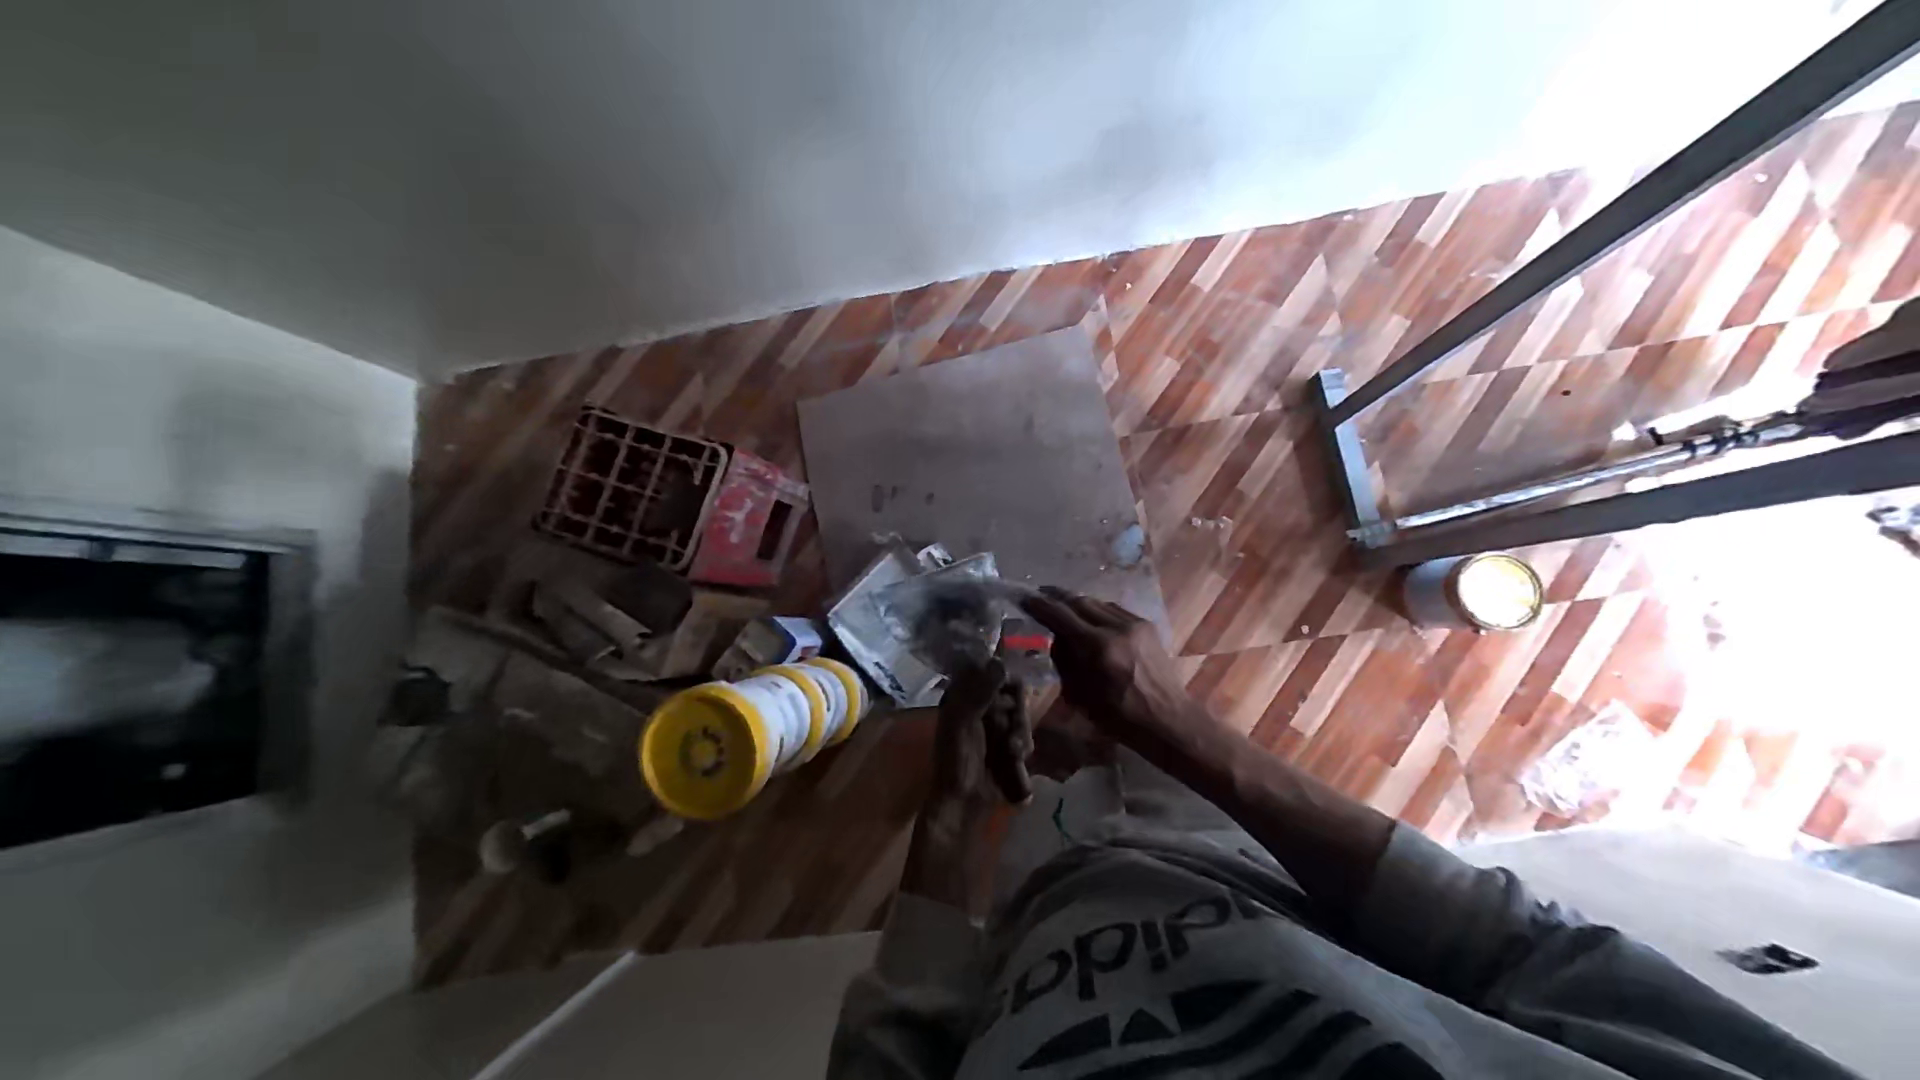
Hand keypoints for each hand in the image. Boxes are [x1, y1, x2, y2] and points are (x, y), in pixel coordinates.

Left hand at [931, 658, 1033, 804]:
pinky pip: (1026, 735)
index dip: (1006, 682)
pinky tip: (1015, 761)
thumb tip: (1000, 662)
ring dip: (1021, 734)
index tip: (1011, 699)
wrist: (963, 803)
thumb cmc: (956, 761)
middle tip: (1011, 734)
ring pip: (1022, 715)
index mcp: (964, 695)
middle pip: (1014, 694)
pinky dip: (1023, 747)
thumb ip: (979, 692)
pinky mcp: (1009, 744)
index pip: (993, 671)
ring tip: (1011, 753)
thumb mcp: (962, 723)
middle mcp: (981, 705)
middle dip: (1017, 714)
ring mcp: (996, 725)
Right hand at [1020, 587, 1215, 761]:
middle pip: (1080, 602)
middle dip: (1057, 597)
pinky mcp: (1146, 626)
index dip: (1040, 605)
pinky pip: (1114, 610)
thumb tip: (1055, 637)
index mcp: (1098, 647)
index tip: (1025, 598)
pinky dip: (1098, 611)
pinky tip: (1090, 617)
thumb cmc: (1120, 717)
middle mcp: (1116, 628)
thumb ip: (1065, 661)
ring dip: (1078, 603)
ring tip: (1062, 604)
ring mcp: (1134, 624)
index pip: (1061, 616)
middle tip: (1040, 594)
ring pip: (1098, 603)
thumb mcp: (1081, 694)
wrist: (1168, 719)